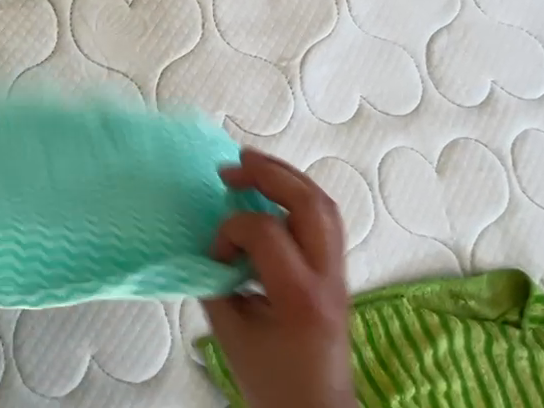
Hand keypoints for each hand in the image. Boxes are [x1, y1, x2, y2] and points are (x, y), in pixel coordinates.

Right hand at [203, 149, 355, 407]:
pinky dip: (295, 195)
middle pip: (310, 203)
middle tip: (232, 167)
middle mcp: (329, 278)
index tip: (215, 254)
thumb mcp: (230, 330)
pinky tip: (269, 192)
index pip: (266, 232)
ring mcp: (339, 274)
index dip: (231, 230)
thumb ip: (214, 279)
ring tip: (251, 164)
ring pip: (324, 205)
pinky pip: (323, 219)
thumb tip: (204, 243)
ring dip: (285, 177)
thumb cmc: (270, 379)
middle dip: (268, 174)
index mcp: (301, 297)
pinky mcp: (337, 273)